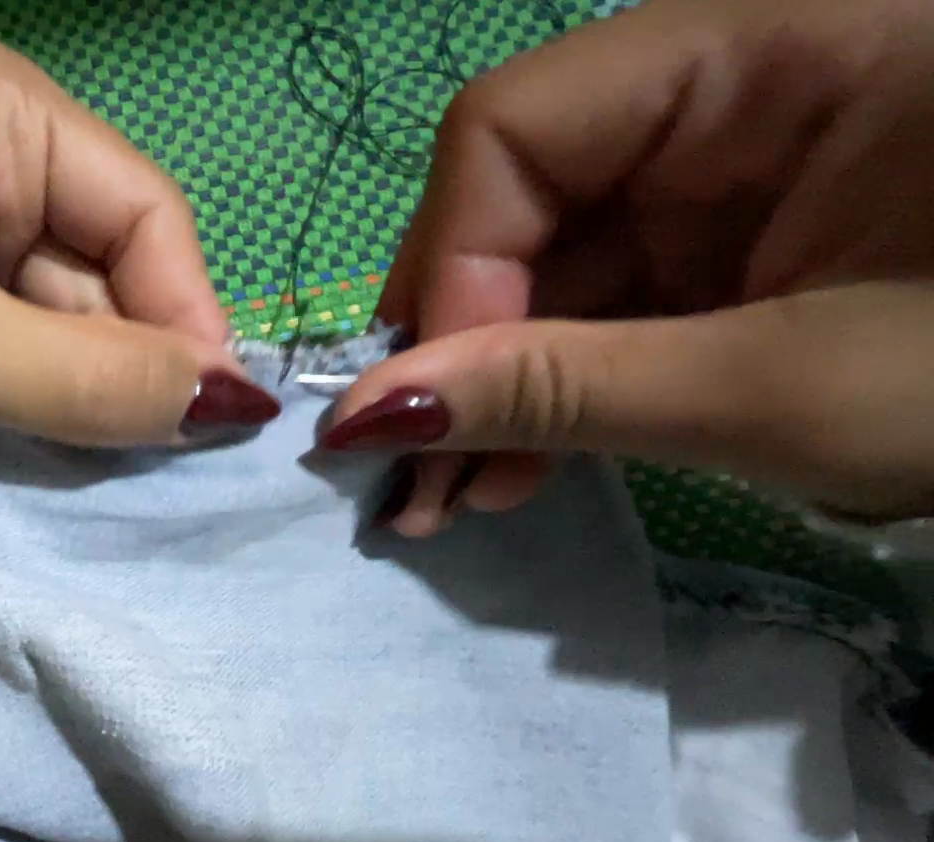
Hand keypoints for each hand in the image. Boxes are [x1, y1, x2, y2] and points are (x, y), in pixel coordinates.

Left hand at [0, 34, 277, 446]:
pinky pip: (39, 340)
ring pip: (78, 312)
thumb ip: (88, 377)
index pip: (137, 206)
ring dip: (97, 382)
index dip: (185, 307)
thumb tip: (227, 403)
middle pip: (112, 262)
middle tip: (167, 439)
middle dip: (136, 354)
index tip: (213, 402)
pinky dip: (58, 390)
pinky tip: (67, 430)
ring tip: (111, 443)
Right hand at [323, 0, 933, 532]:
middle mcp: (726, 88)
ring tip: (464, 496)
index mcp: (772, 42)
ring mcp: (718, 174)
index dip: (447, 266)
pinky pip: (584, 307)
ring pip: (532, 273)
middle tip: (419, 477)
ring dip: (486, 390)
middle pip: (504, 208)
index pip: (510, 132)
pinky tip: (523, 469)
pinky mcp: (721, 243)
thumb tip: (361, 417)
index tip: (433, 398)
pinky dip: (543, 394)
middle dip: (450, 351)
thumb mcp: (782, 390)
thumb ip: (552, 390)